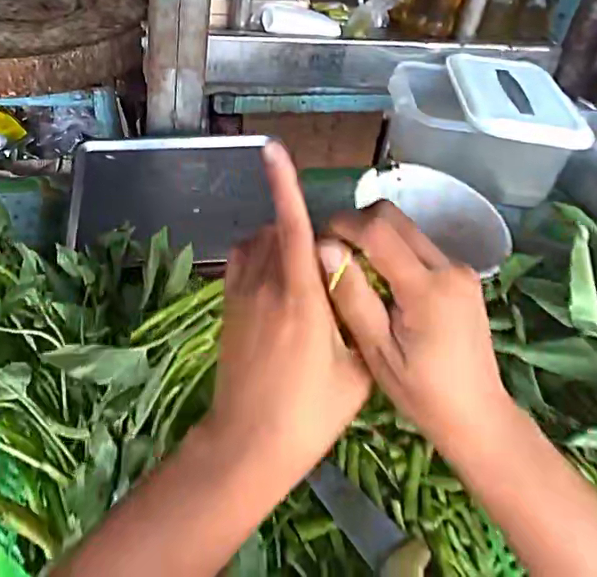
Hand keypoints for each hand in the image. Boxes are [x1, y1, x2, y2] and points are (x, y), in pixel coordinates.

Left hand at [204, 142, 369, 481]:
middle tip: (327, 261)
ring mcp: (241, 295)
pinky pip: (242, 261)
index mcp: (301, 296)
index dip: (284, 183)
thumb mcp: (357, 374)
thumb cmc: (308, 415)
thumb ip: (363, 323)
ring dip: (279, 240)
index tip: (272, 149)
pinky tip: (276, 280)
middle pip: (278, 230)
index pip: (292, 225)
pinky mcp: (227, 308)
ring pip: (258, 242)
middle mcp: (266, 285)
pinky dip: (259, 254)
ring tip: (303, 269)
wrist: (247, 448)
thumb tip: (369, 291)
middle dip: (301, 228)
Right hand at [319, 203, 516, 452]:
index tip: (321, 241)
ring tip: (358, 272)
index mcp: (427, 290)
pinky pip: (420, 246)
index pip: (378, 230)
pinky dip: (396, 252)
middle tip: (336, 253)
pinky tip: (385, 285)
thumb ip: (352, 295)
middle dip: (359, 224)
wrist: (479, 416)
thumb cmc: (423, 395)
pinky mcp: (464, 274)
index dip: (344, 225)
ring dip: (378, 238)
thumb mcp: (377, 352)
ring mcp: (460, 268)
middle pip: (394, 217)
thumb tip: (324, 247)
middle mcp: (449, 267)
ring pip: (407, 228)